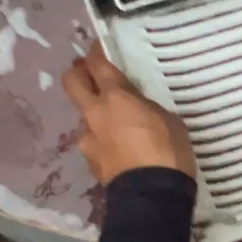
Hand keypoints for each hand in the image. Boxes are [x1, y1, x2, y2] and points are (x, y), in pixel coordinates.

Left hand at [61, 44, 195, 184]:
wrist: (152, 195)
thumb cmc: (168, 152)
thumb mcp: (170, 121)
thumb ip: (148, 108)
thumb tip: (139, 109)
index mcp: (116, 97)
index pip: (98, 64)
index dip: (97, 52)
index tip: (99, 47)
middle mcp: (95, 113)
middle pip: (72, 82)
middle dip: (77, 72)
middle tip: (88, 72)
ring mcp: (88, 138)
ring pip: (85, 116)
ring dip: (95, 115)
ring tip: (115, 125)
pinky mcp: (90, 161)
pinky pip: (94, 143)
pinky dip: (103, 142)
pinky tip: (119, 150)